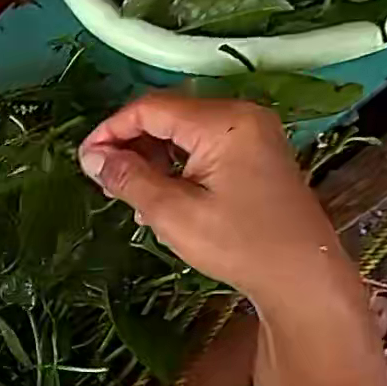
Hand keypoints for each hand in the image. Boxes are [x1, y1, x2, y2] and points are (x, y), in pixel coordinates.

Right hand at [77, 92, 351, 312]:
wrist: (302, 276)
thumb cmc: (238, 244)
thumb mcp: (171, 212)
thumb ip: (128, 178)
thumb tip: (90, 158)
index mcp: (223, 123)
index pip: (149, 108)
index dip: (109, 130)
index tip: (84, 160)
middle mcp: (239, 117)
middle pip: (165, 114)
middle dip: (127, 142)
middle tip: (101, 177)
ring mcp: (249, 133)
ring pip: (179, 129)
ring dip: (146, 154)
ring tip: (124, 189)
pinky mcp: (251, 153)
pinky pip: (197, 144)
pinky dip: (170, 162)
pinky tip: (155, 192)